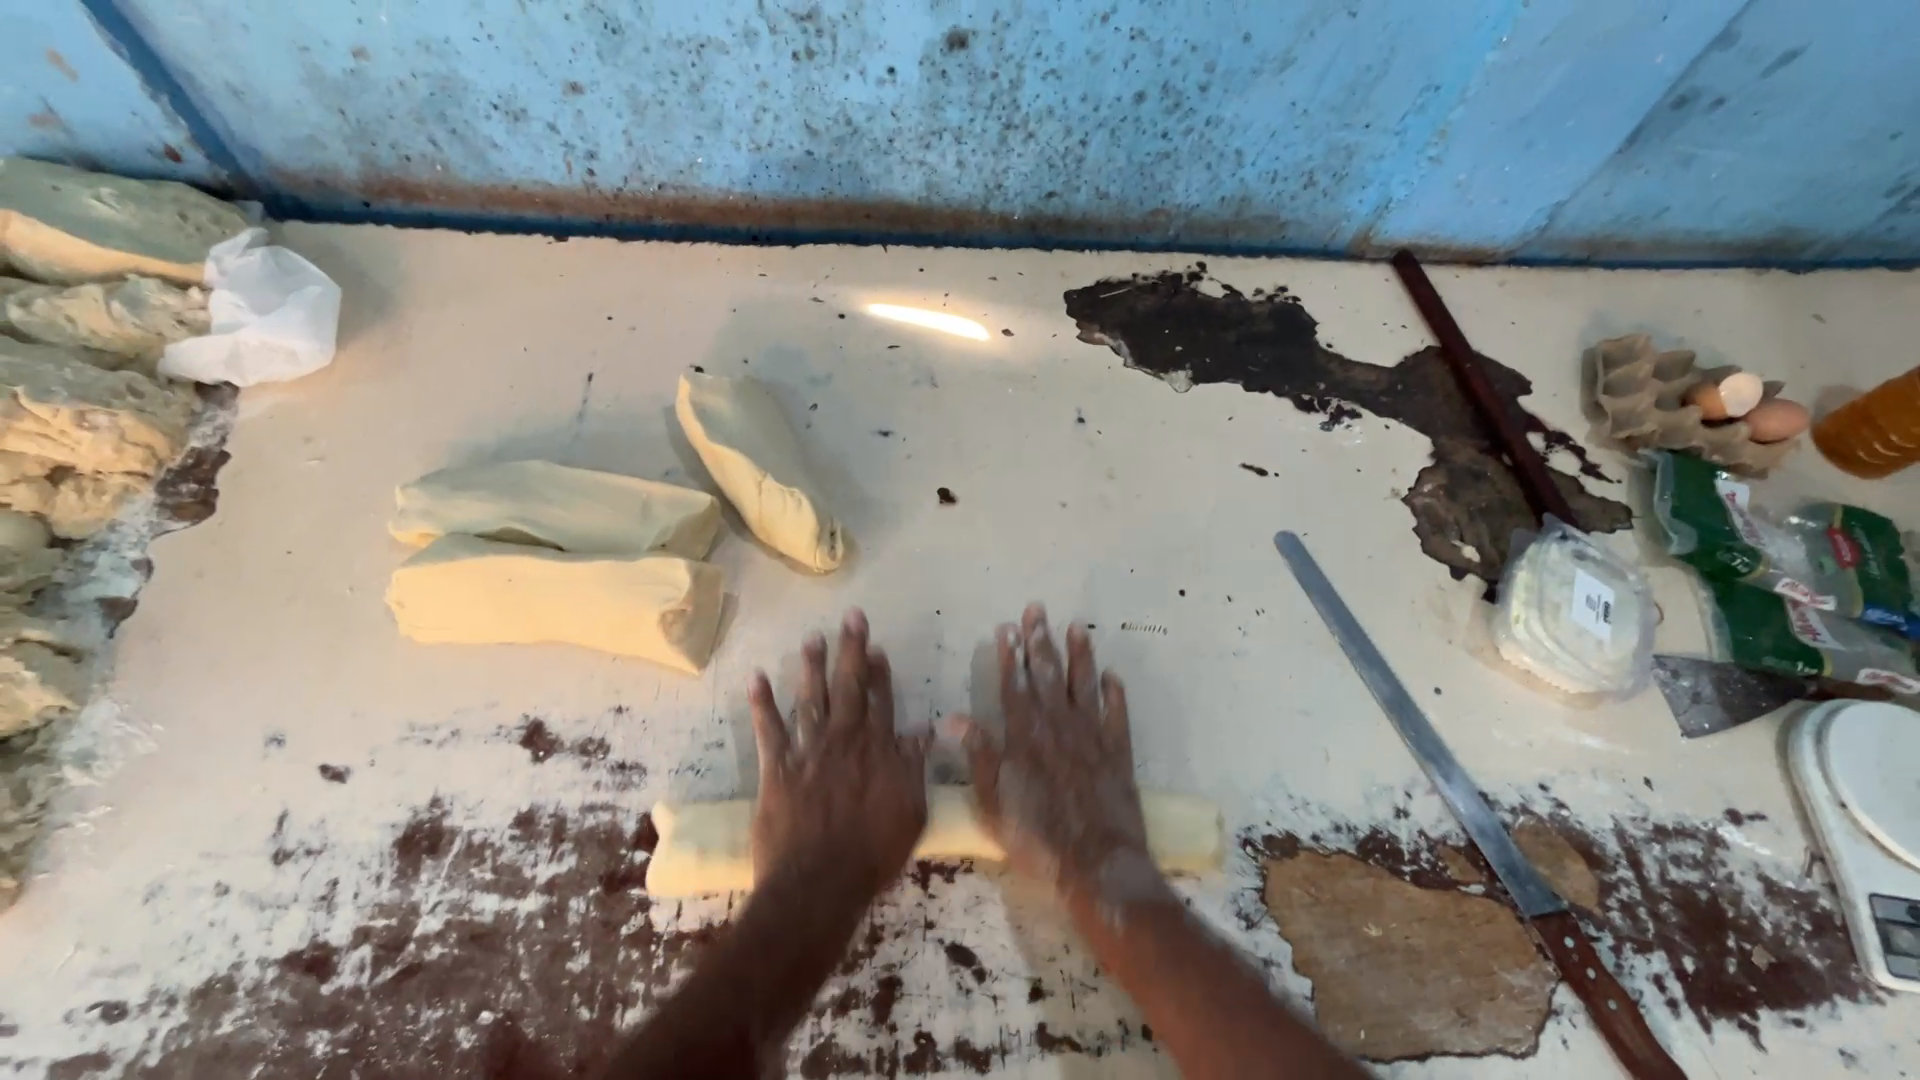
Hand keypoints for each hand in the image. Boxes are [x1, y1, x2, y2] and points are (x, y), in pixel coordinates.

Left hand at [748, 608, 929, 895]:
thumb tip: (922, 731)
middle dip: (851, 650)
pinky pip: (768, 730)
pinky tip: (756, 677)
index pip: (882, 702)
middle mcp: (844, 741)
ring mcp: (808, 752)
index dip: (881, 673)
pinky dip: (761, 703)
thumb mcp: (911, 813)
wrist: (819, 883)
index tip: (878, 647)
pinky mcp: (776, 769)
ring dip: (811, 667)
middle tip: (851, 617)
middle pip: (850, 687)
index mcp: (878, 752)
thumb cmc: (872, 855)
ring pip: (811, 699)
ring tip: (811, 637)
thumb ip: (914, 768)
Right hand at [950, 604, 1165, 911]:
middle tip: (1038, 610)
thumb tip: (954, 717)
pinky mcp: (1119, 754)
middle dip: (1041, 642)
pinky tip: (1112, 677)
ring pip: (1084, 686)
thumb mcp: (993, 804)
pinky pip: (1117, 716)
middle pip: (1048, 676)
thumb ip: (978, 756)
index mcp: (1025, 738)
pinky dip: (1115, 694)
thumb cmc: (1037, 839)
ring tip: (1078, 627)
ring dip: (1080, 656)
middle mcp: (1058, 728)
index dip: (1010, 656)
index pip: (1015, 686)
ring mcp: (1092, 738)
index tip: (1007, 627)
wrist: (1097, 865)